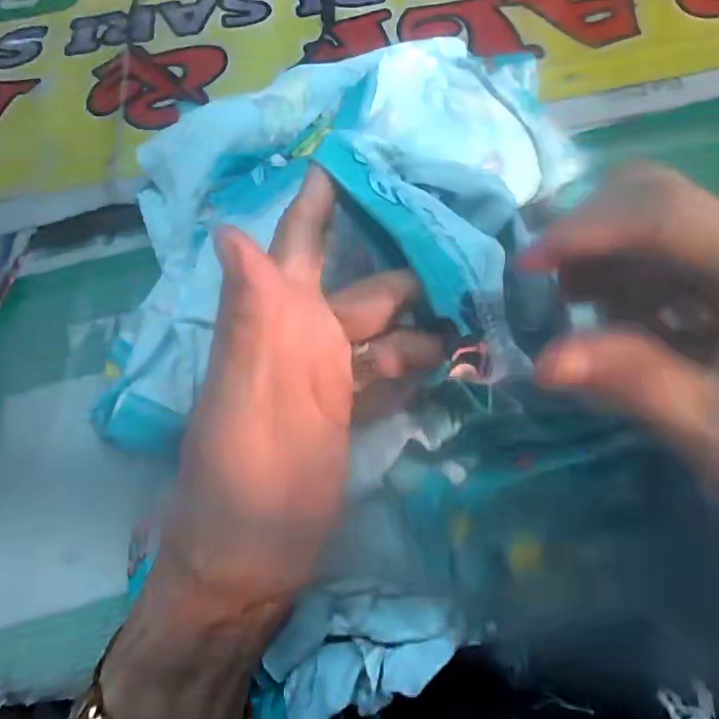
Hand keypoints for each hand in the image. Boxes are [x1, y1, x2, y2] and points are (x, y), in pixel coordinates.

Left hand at [91, 168, 442, 718]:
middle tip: (481, 242)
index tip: (368, 150)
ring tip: (491, 306)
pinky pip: (391, 374)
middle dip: (411, 264)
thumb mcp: (243, 400)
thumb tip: (227, 227)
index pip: (300, 239)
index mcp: (276, 319)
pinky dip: (420, 365)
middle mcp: (304, 335)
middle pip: (365, 284)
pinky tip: (465, 357)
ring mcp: (329, 376)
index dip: (325, 196)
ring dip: (429, 320)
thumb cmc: (239, 482)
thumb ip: (247, 316)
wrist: (244, 568)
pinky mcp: (349, 413)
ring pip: (386, 329)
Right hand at [524, 163, 718, 568]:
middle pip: (657, 193)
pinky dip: (615, 265)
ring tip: (572, 300)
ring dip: (599, 245)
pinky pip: (656, 242)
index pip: (668, 216)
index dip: (589, 229)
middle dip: (588, 226)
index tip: (528, 262)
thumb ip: (636, 385)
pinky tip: (606, 310)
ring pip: (650, 210)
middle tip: (544, 276)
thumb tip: (544, 360)